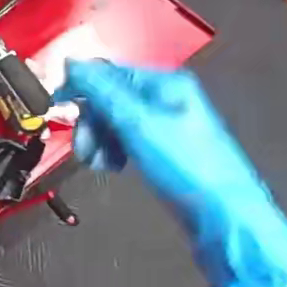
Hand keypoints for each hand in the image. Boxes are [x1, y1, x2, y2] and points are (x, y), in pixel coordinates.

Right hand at [55, 59, 286, 286]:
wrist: (227, 223)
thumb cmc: (192, 172)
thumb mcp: (138, 124)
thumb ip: (103, 90)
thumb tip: (74, 63)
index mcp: (166, 84)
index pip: (110, 71)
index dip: (82, 87)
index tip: (60, 104)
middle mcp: (167, 100)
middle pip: (111, 97)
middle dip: (92, 120)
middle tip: (85, 147)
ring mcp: (167, 126)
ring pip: (117, 120)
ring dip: (100, 138)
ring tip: (98, 161)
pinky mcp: (165, 151)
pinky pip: (127, 140)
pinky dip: (114, 150)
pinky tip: (114, 165)